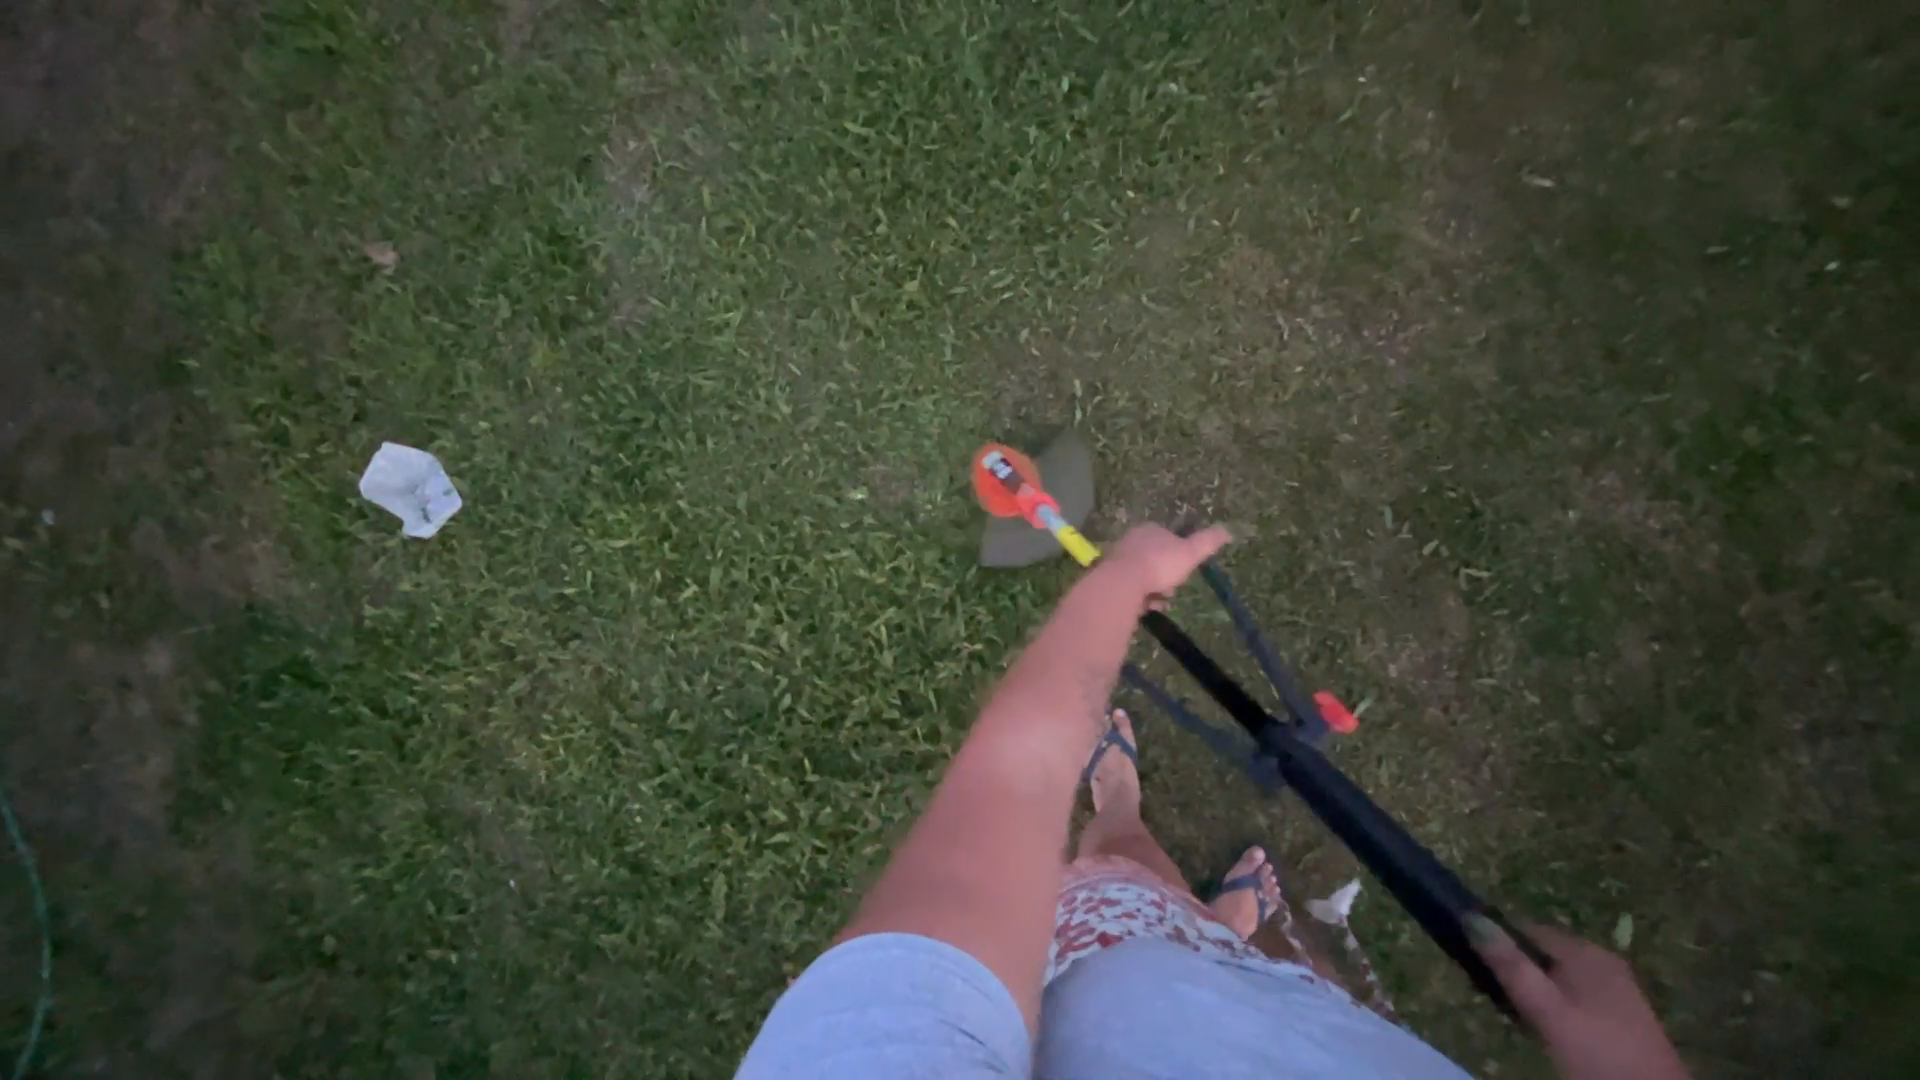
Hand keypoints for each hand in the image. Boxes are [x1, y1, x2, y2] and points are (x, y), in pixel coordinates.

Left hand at [1099, 523, 1230, 600]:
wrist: (1122, 582)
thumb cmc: (1159, 564)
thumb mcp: (1190, 552)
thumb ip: (1208, 541)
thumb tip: (1227, 530)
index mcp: (1150, 530)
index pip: (1168, 539)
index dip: (1179, 555)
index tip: (1184, 570)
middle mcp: (1130, 540)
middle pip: (1155, 559)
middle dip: (1166, 576)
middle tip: (1172, 589)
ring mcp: (1117, 559)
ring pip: (1143, 575)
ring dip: (1154, 590)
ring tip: (1160, 601)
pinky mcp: (1108, 578)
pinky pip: (1130, 588)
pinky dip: (1140, 598)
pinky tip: (1146, 606)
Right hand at [1470, 918, 1690, 1079]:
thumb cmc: (1596, 1053)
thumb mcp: (1545, 1009)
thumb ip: (1508, 964)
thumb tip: (1471, 916)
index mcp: (1585, 951)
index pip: (1524, 928)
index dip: (1496, 944)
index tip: (1475, 970)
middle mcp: (1602, 961)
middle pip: (1541, 952)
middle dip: (1515, 970)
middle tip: (1497, 999)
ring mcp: (1617, 988)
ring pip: (1557, 975)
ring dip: (1533, 990)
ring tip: (1519, 1016)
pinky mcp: (1623, 1014)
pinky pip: (1575, 994)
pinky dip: (1555, 1004)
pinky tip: (1549, 1029)